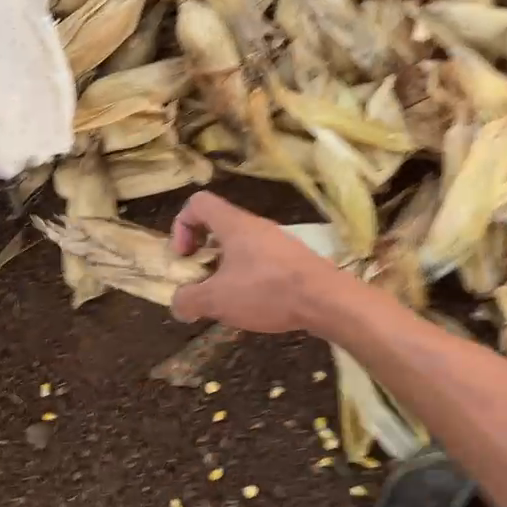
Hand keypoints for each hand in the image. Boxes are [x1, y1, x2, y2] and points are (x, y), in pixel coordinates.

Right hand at [169, 191, 342, 332]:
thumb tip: (178, 304)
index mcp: (233, 224)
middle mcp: (255, 225)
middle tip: (202, 277)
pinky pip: (262, 258)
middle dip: (203, 250)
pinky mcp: (295, 259)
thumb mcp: (218, 300)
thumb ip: (190, 299)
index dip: (181, 225)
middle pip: (218, 224)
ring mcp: (278, 241)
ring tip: (228, 296)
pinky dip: (250, 275)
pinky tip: (256, 302)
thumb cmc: (267, 290)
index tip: (185, 256)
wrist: (329, 301)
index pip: (197, 202)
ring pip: (241, 243)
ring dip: (226, 265)